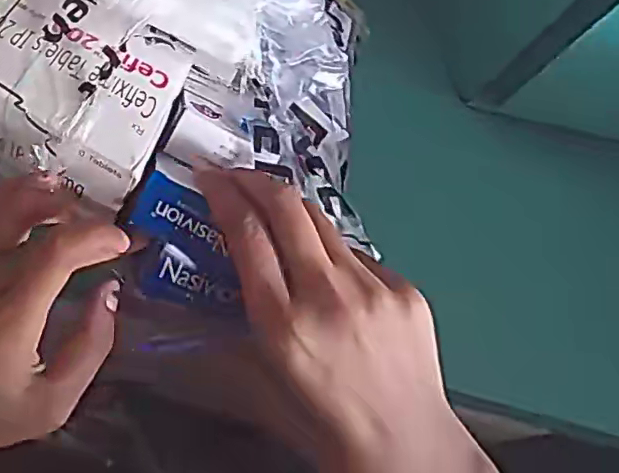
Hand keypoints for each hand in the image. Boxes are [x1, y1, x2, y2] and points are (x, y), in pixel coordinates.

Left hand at [0, 173, 130, 472]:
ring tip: (74, 198)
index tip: (121, 240)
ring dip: (42, 192)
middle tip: (101, 220)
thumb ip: (90, 349)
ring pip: (2, 204)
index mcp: (7, 323)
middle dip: (71, 207)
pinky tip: (40, 192)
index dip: (94, 236)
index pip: (53, 255)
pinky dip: (17, 191)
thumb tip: (109, 292)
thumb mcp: (53, 403)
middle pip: (24, 215)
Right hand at [197, 169, 495, 472]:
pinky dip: (333, 252)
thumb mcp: (268, 370)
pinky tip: (331, 274)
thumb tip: (231, 250)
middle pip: (284, 205)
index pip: (246, 233)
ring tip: (276, 212)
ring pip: (320, 219)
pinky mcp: (404, 288)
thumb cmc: (326, 420)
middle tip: (236, 174)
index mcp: (284, 325)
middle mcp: (327, 296)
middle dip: (254, 179)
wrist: (409, 449)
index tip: (209, 177)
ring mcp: (371, 288)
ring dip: (291, 209)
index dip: (223, 194)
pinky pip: (355, 251)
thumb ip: (248, 308)